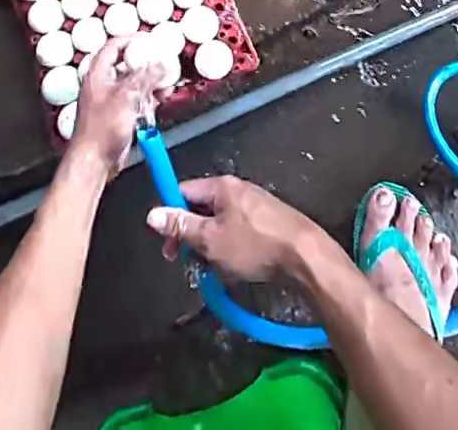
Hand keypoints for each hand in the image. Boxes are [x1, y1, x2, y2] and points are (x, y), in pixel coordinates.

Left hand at [67, 35, 172, 170]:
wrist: (94, 160)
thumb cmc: (101, 130)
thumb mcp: (127, 97)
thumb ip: (145, 77)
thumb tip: (160, 63)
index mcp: (98, 74)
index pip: (114, 46)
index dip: (131, 40)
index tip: (148, 40)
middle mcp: (102, 84)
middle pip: (126, 64)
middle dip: (146, 63)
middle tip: (161, 60)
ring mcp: (110, 99)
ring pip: (133, 82)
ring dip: (150, 81)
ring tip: (166, 82)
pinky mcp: (117, 113)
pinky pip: (135, 98)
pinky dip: (148, 96)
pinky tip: (160, 98)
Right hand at [144, 176, 329, 282]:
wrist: (305, 255)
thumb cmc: (254, 245)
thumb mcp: (211, 240)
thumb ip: (181, 227)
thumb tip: (152, 213)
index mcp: (222, 186)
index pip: (184, 192)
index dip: (171, 216)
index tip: (169, 245)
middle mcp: (237, 189)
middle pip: (202, 208)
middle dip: (193, 237)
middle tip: (191, 263)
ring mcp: (254, 205)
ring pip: (220, 224)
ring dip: (212, 247)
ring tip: (216, 271)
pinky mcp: (267, 222)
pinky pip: (238, 232)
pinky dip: (231, 249)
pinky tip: (235, 269)